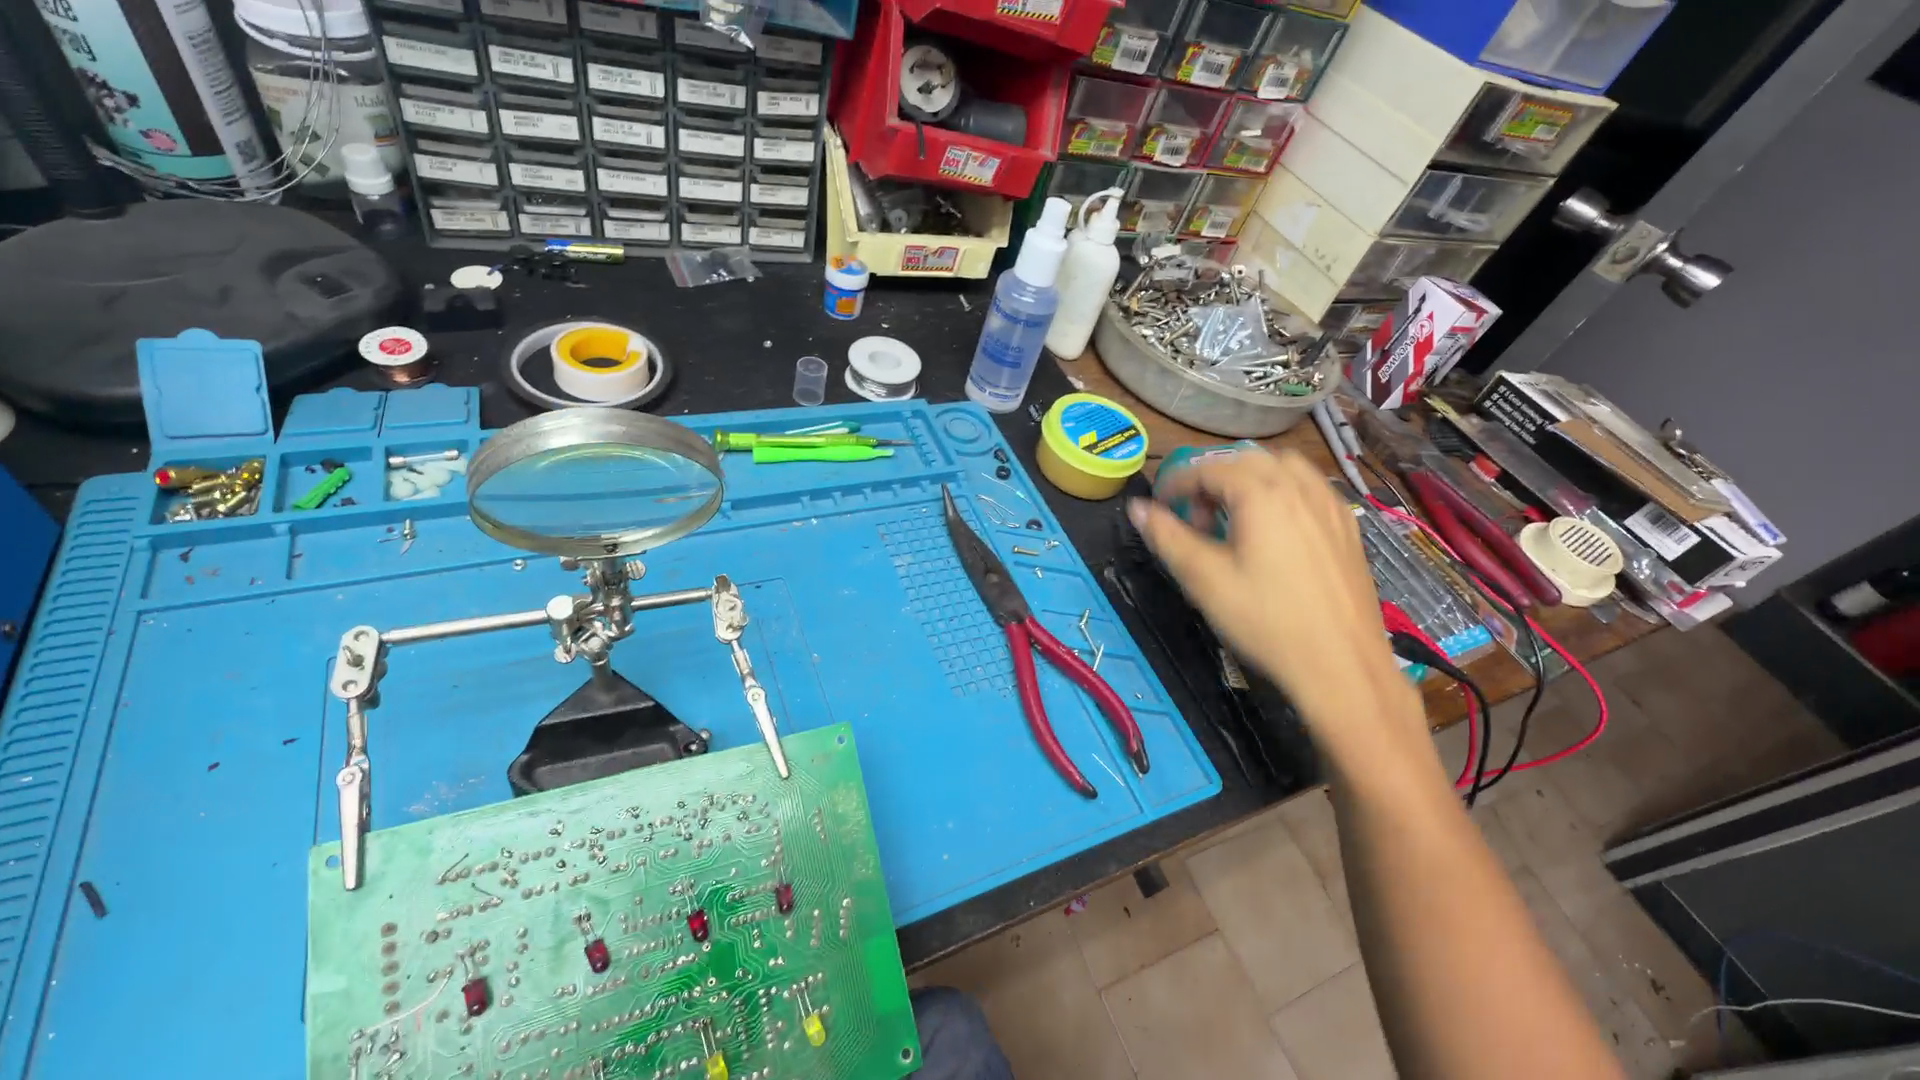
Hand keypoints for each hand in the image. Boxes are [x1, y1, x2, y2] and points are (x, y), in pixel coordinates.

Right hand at [1129, 449, 1423, 751]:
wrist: (1342, 665)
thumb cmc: (1267, 622)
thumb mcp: (1205, 581)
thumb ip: (1169, 537)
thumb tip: (1138, 508)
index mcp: (1262, 494)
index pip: (1210, 469)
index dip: (1177, 483)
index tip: (1160, 508)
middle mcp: (1300, 487)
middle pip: (1248, 460)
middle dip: (1214, 478)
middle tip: (1196, 518)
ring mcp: (1330, 506)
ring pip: (1285, 468)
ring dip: (1252, 479)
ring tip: (1235, 518)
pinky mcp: (1347, 528)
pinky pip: (1311, 489)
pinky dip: (1284, 493)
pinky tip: (1276, 532)